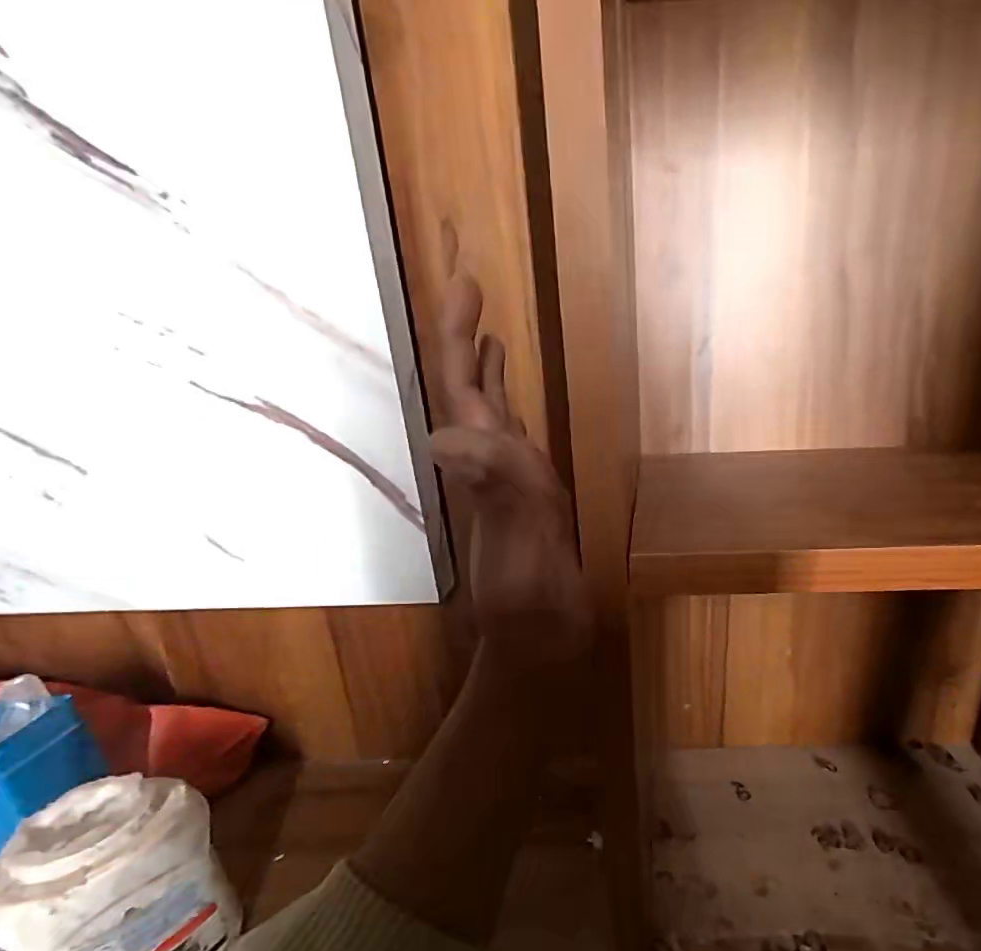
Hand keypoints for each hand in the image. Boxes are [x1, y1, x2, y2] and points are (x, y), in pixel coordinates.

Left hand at [430, 225, 590, 662]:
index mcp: (482, 468)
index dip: (455, 336)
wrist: (538, 641)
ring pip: (481, 404)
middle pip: (462, 388)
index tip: (462, 281)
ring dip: (476, 357)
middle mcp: (483, 464)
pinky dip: (502, 392)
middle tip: (466, 279)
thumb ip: (495, 493)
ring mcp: (501, 476)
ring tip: (481, 313)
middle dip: (459, 331)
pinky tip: (505, 376)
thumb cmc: (535, 603)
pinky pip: (506, 426)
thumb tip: (443, 435)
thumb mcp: (518, 550)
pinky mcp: (522, 489)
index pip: (459, 390)